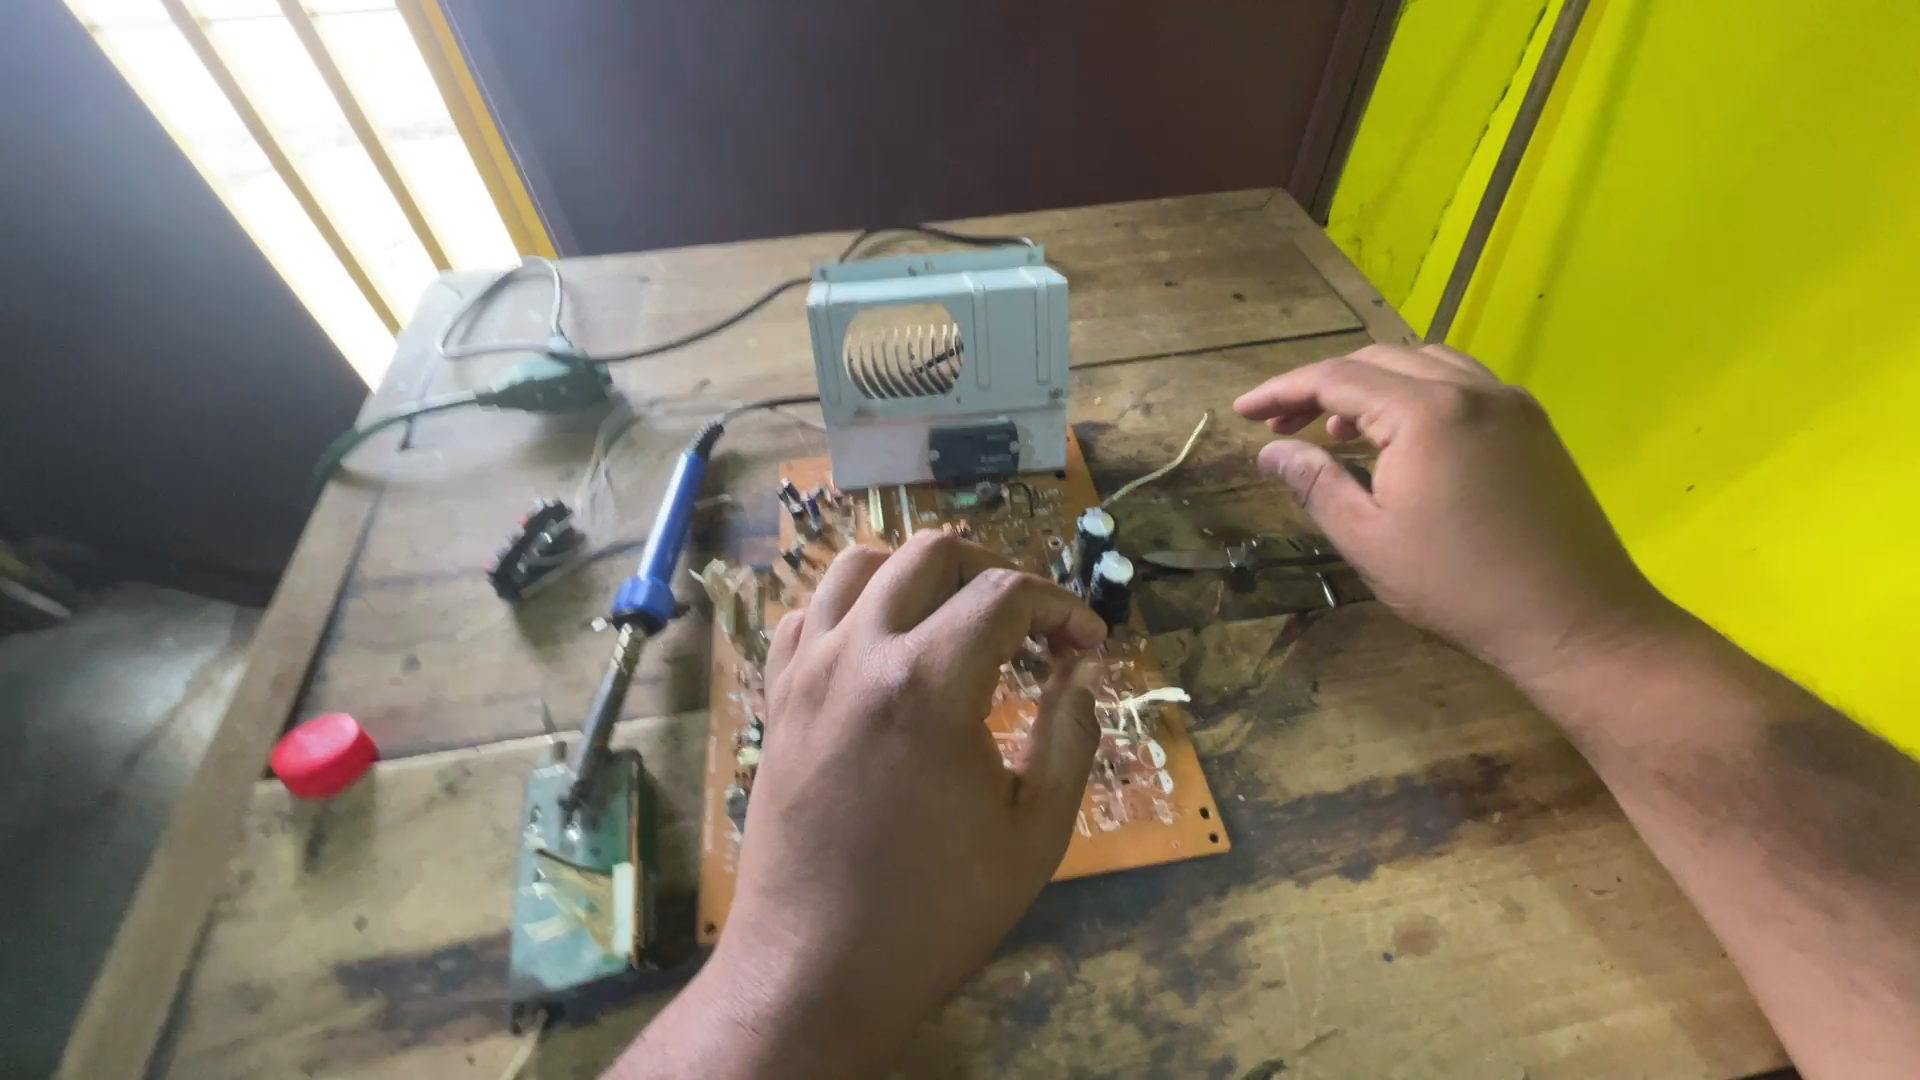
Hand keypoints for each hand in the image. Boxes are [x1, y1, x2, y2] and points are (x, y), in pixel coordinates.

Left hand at [618, 532, 1106, 1078]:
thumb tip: (1083, 666)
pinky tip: (882, 644)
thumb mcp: (1035, 832)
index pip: (1006, 594)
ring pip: (860, 564)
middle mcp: (860, 651)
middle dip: (995, 569)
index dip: (1061, 604)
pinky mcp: (778, 695)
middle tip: (1028, 620)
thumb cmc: (935, 909)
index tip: (1087, 640)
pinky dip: (854, 606)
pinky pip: (809, 613)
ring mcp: (807, 668)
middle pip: (933, 552)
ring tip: (953, 614)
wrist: (814, 968)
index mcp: (929, 682)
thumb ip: (1070, 734)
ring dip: (918, 573)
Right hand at [1233, 344, 1677, 680]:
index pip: (1336, 378)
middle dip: (1320, 386)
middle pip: (1378, 360)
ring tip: (1334, 430)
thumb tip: (1271, 450)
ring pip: (1422, 364)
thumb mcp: (1366, 537)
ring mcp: (1509, 404)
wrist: (1574, 619)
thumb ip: (1314, 482)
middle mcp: (1471, 390)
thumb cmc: (1456, 584)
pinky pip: (1459, 385)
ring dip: (1369, 386)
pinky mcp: (1531, 426)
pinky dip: (1413, 395)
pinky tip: (1397, 437)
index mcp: (1426, 413)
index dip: (1281, 391)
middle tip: (1280, 424)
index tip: (1242, 412)